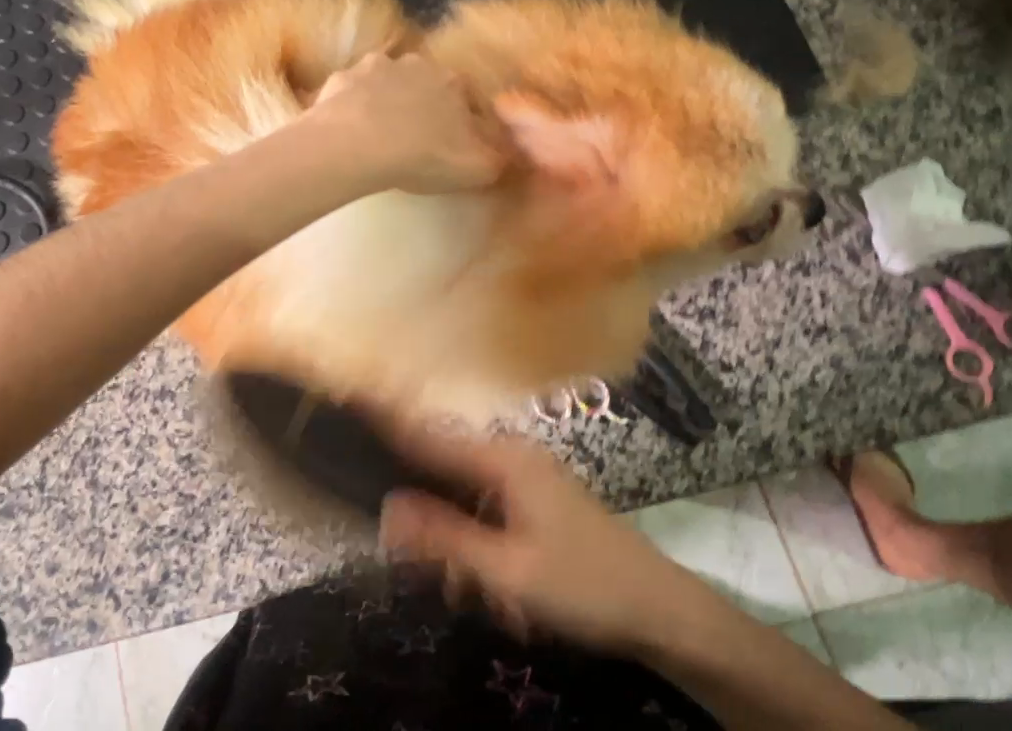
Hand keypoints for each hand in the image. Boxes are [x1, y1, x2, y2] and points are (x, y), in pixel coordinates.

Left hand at [304, 53, 512, 194]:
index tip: (449, 145)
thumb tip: (511, 155)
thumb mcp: (477, 168)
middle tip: (411, 140)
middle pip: (423, 84)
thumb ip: (499, 159)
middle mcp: (415, 64)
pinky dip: (349, 108)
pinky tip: (346, 131)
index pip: (465, 97)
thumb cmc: (422, 155)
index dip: (459, 121)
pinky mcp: (339, 79)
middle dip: (420, 105)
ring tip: (375, 135)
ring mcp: (373, 67)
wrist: (356, 145)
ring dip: (382, 101)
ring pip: (383, 82)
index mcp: (452, 82)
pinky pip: (349, 93)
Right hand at [378, 423, 683, 650]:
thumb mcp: (507, 571)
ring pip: (464, 502)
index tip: (349, 399)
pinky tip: (493, 592)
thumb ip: (444, 539)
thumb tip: (385, 508)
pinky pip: (486, 517)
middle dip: (428, 522)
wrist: (662, 612)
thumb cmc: (585, 584)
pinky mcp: (536, 505)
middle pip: (442, 473)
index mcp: (503, 460)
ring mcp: (527, 481)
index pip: (428, 434)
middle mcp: (512, 459)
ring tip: (477, 595)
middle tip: (433, 571)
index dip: (387, 420)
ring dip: (457, 547)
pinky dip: (479, 550)